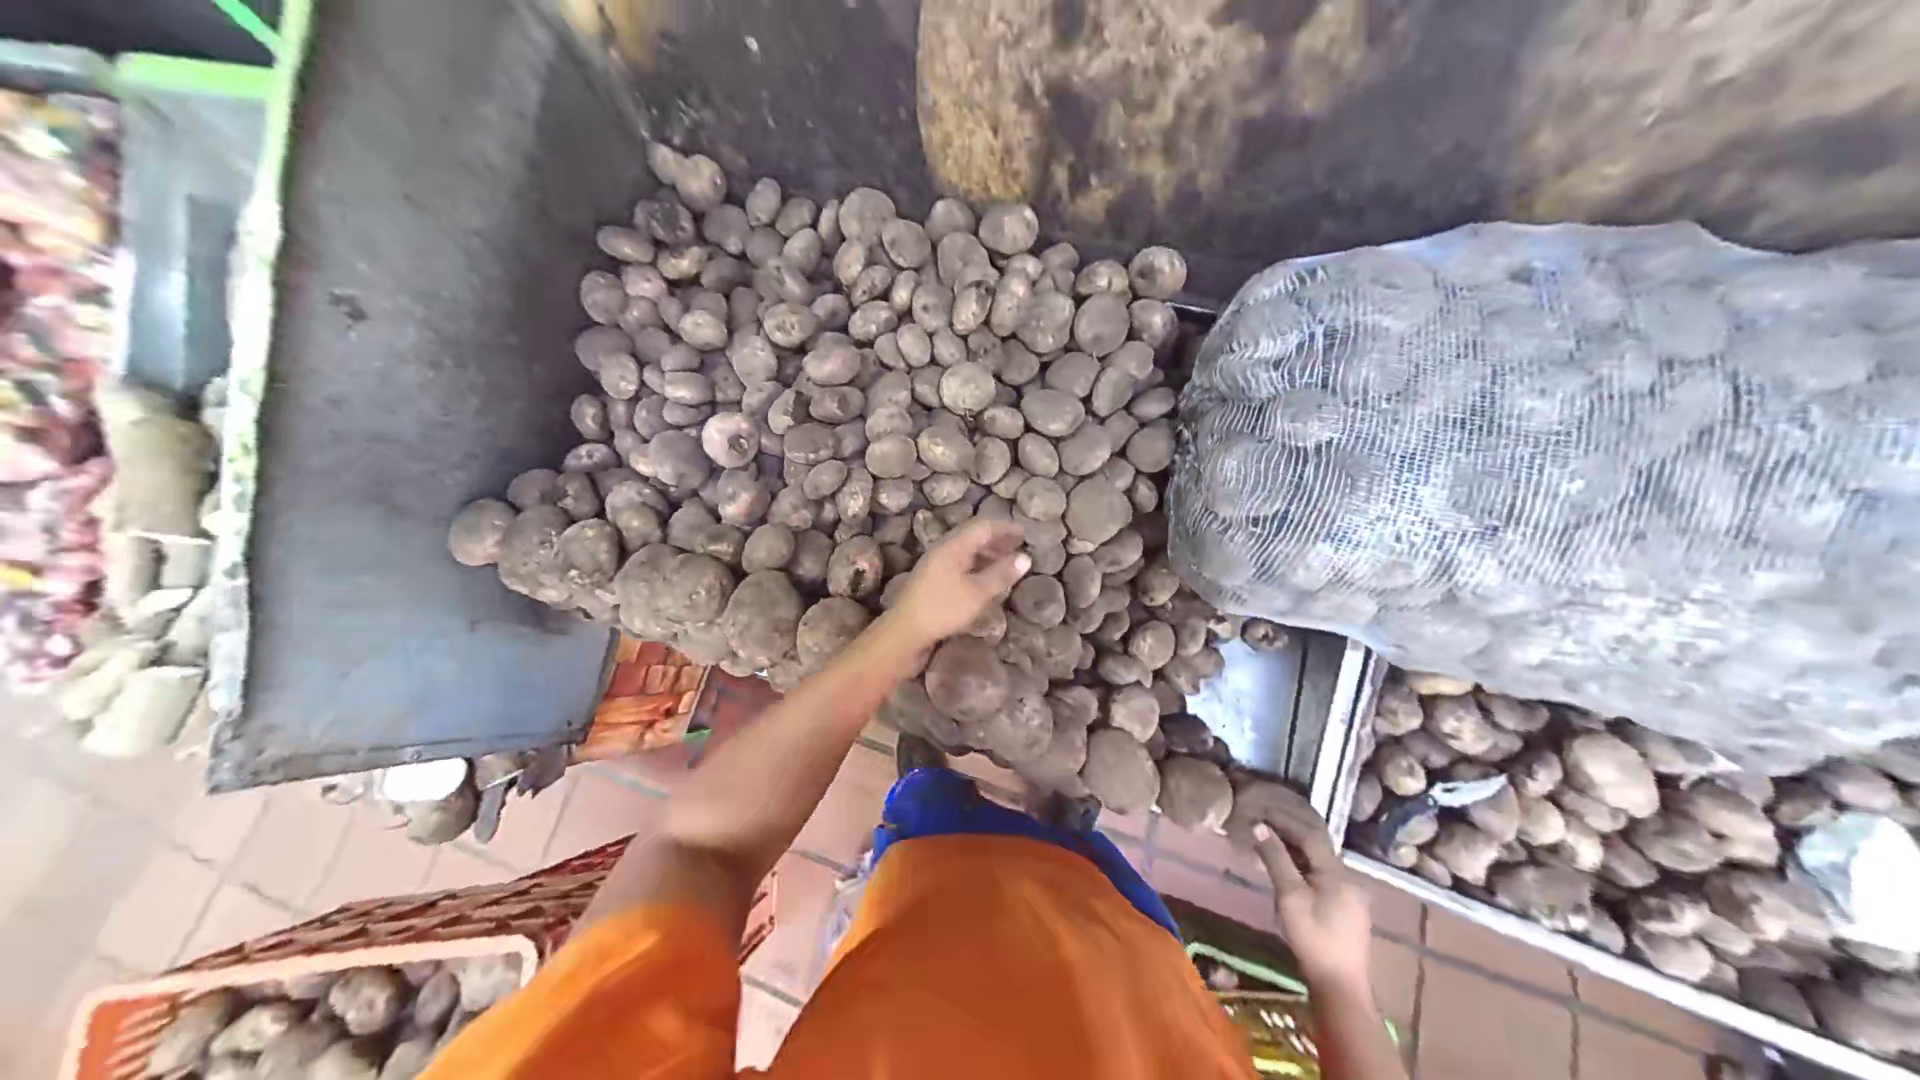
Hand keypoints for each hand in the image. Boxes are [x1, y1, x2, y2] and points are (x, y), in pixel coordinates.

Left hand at [883, 519, 1028, 649]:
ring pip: (966, 551)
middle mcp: (943, 550)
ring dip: (987, 554)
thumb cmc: (943, 609)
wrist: (904, 632)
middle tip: (1018, 547)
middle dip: (997, 540)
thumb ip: (1002, 574)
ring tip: (1006, 563)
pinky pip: (960, 564)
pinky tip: (985, 579)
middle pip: (973, 537)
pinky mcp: (932, 580)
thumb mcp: (978, 592)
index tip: (1024, 533)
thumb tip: (1026, 557)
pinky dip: (977, 566)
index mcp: (953, 545)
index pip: (983, 527)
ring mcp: (935, 565)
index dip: (1005, 528)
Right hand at [1250, 803, 1373, 991]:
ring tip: (1272, 842)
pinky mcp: (1348, 909)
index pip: (1310, 834)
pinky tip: (1290, 870)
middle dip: (1291, 831)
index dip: (1285, 820)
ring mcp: (1351, 895)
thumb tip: (1259, 826)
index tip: (1261, 811)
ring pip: (1321, 861)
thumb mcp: (1290, 895)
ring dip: (1297, 849)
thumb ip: (1276, 858)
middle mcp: (1349, 878)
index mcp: (1338, 872)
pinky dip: (1304, 865)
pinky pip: (1324, 875)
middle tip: (1264, 823)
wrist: (1340, 985)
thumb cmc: (1313, 937)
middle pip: (1318, 846)